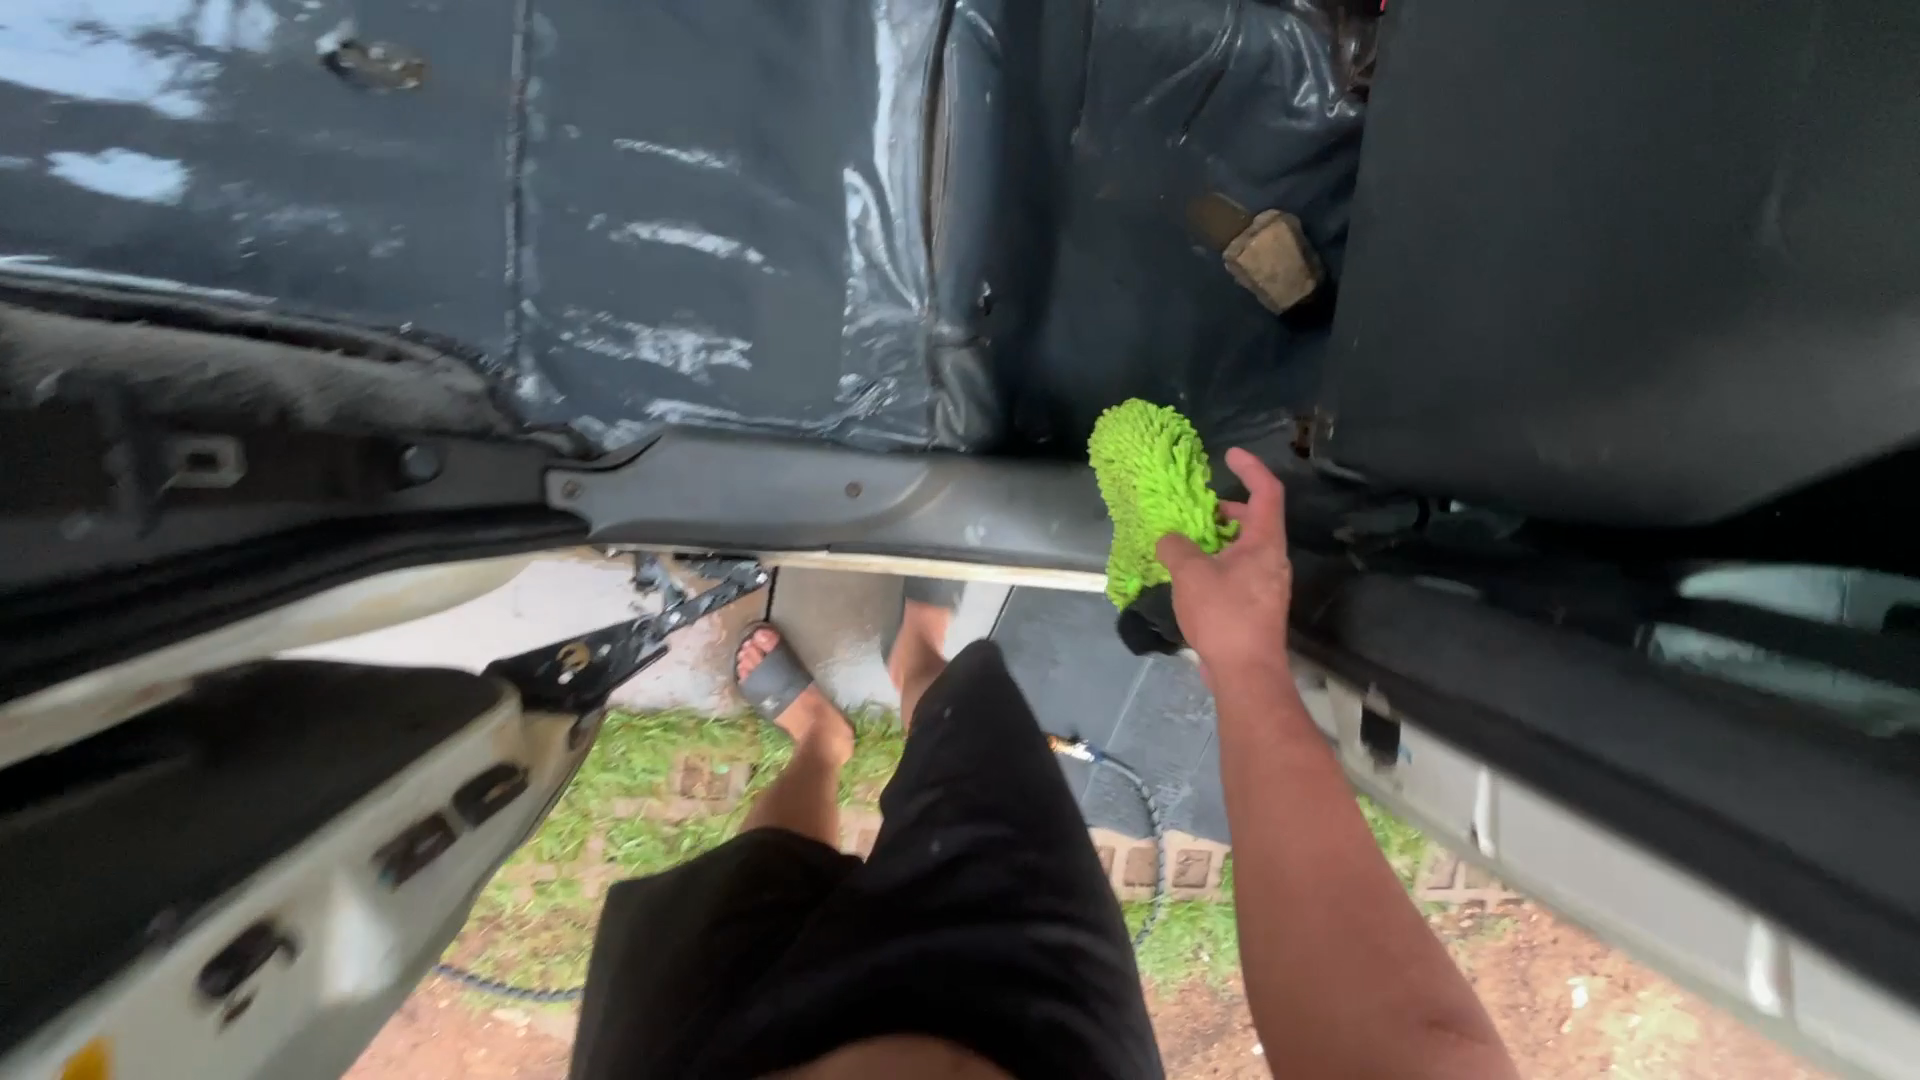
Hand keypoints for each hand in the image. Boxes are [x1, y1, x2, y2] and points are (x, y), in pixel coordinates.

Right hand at [1155, 448, 1292, 681]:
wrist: (1246, 671)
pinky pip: (1238, 570)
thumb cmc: (1223, 615)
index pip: (1267, 491)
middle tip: (1197, 509)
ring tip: (1186, 543)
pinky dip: (1218, 562)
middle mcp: (1272, 559)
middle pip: (1255, 520)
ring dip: (1218, 539)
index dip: (1250, 467)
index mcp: (1265, 542)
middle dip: (1226, 509)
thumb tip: (1170, 539)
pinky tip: (1192, 577)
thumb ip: (1176, 547)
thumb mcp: (1190, 573)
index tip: (1229, 454)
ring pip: (1245, 548)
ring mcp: (1267, 584)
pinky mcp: (1257, 606)